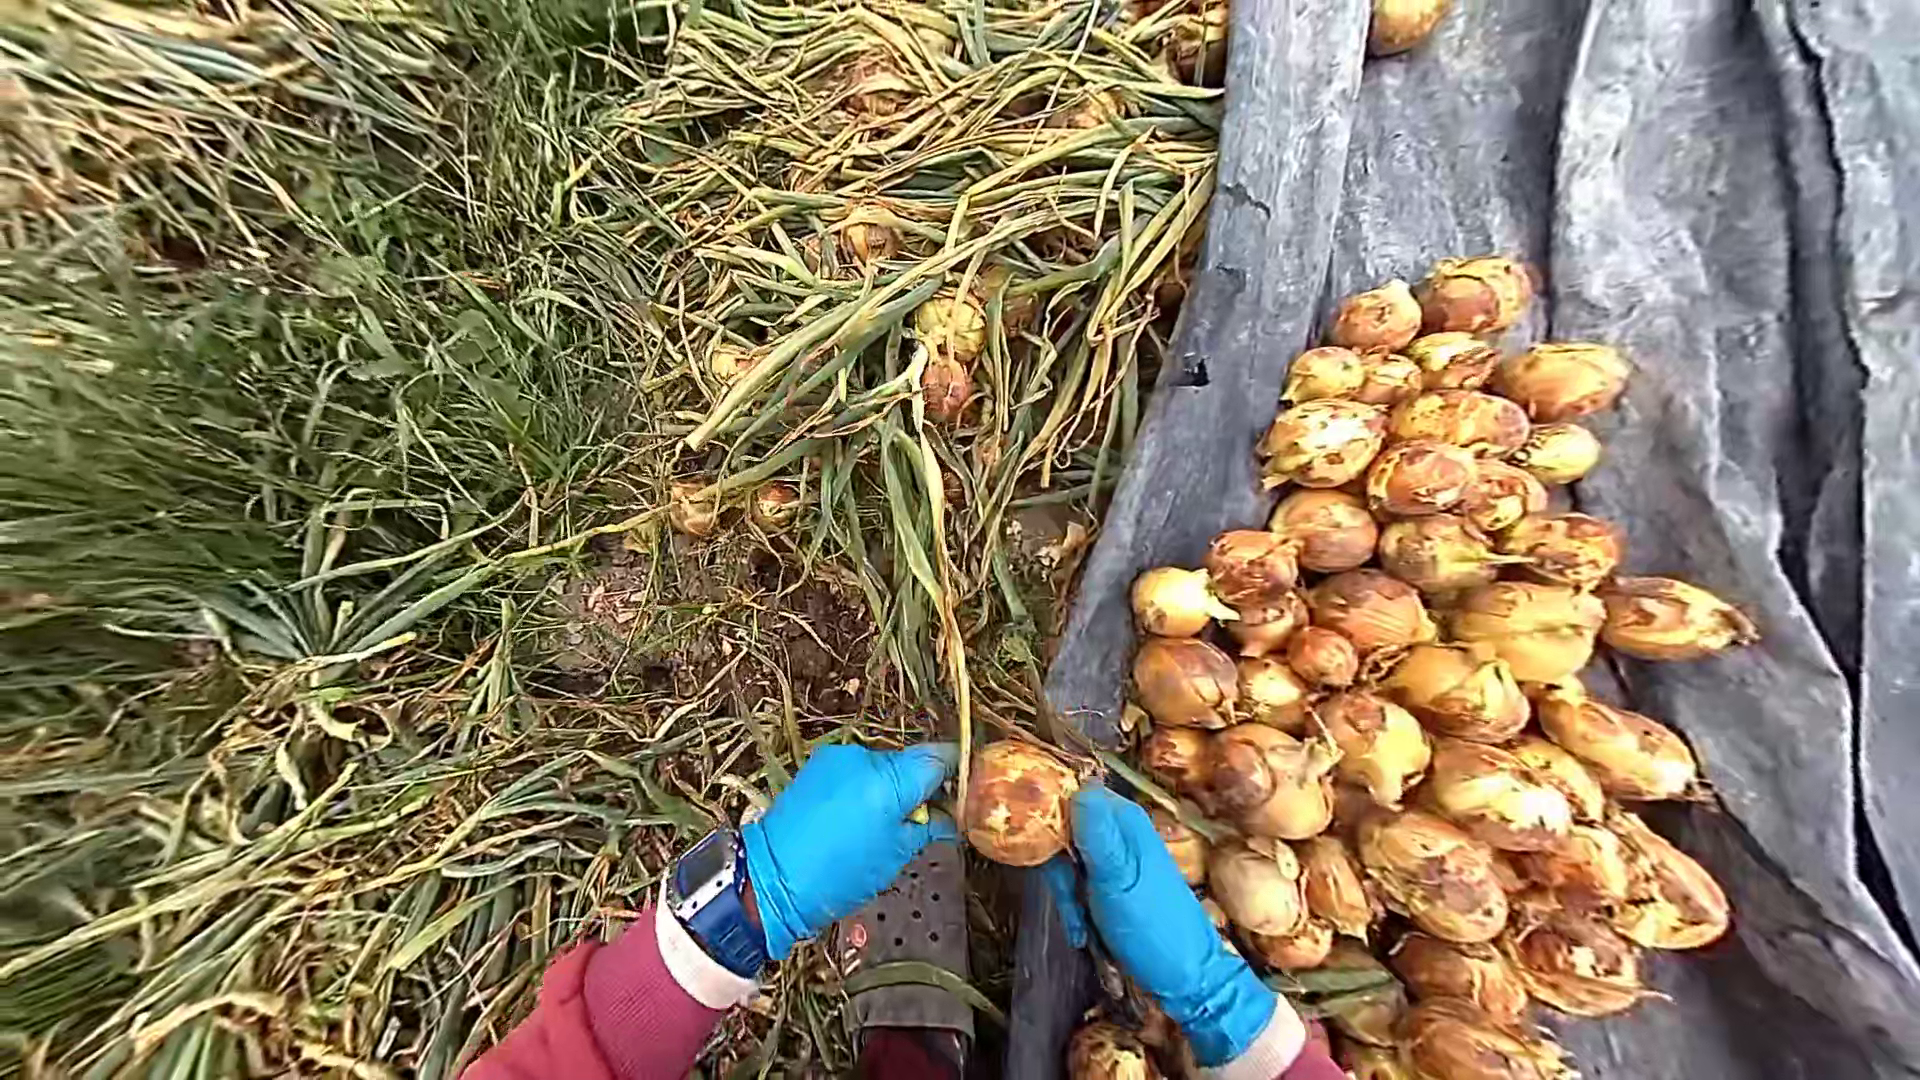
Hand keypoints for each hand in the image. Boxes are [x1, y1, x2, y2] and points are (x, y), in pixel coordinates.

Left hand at [743, 742, 958, 959]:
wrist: (771, 878)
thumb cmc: (839, 874)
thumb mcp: (894, 855)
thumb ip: (927, 825)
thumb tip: (952, 815)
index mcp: (889, 780)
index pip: (938, 757)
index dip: (957, 768)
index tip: (967, 783)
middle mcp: (866, 758)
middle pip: (910, 761)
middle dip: (922, 784)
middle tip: (925, 815)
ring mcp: (840, 756)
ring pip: (884, 765)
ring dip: (892, 785)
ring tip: (884, 821)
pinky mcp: (821, 762)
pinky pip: (857, 768)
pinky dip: (866, 784)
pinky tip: (858, 813)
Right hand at [1047, 787, 1279, 1066]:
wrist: (1190, 982)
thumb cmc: (1155, 929)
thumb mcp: (1118, 881)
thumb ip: (1096, 835)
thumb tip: (1076, 789)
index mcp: (1123, 817)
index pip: (1070, 794)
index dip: (1051, 821)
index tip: (1049, 856)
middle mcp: (1119, 827)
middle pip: (1065, 828)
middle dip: (1059, 867)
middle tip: (1071, 899)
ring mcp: (1117, 853)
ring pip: (1068, 857)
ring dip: (1067, 892)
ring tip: (1080, 925)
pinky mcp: (1113, 878)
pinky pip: (1079, 878)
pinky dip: (1076, 903)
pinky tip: (1083, 929)